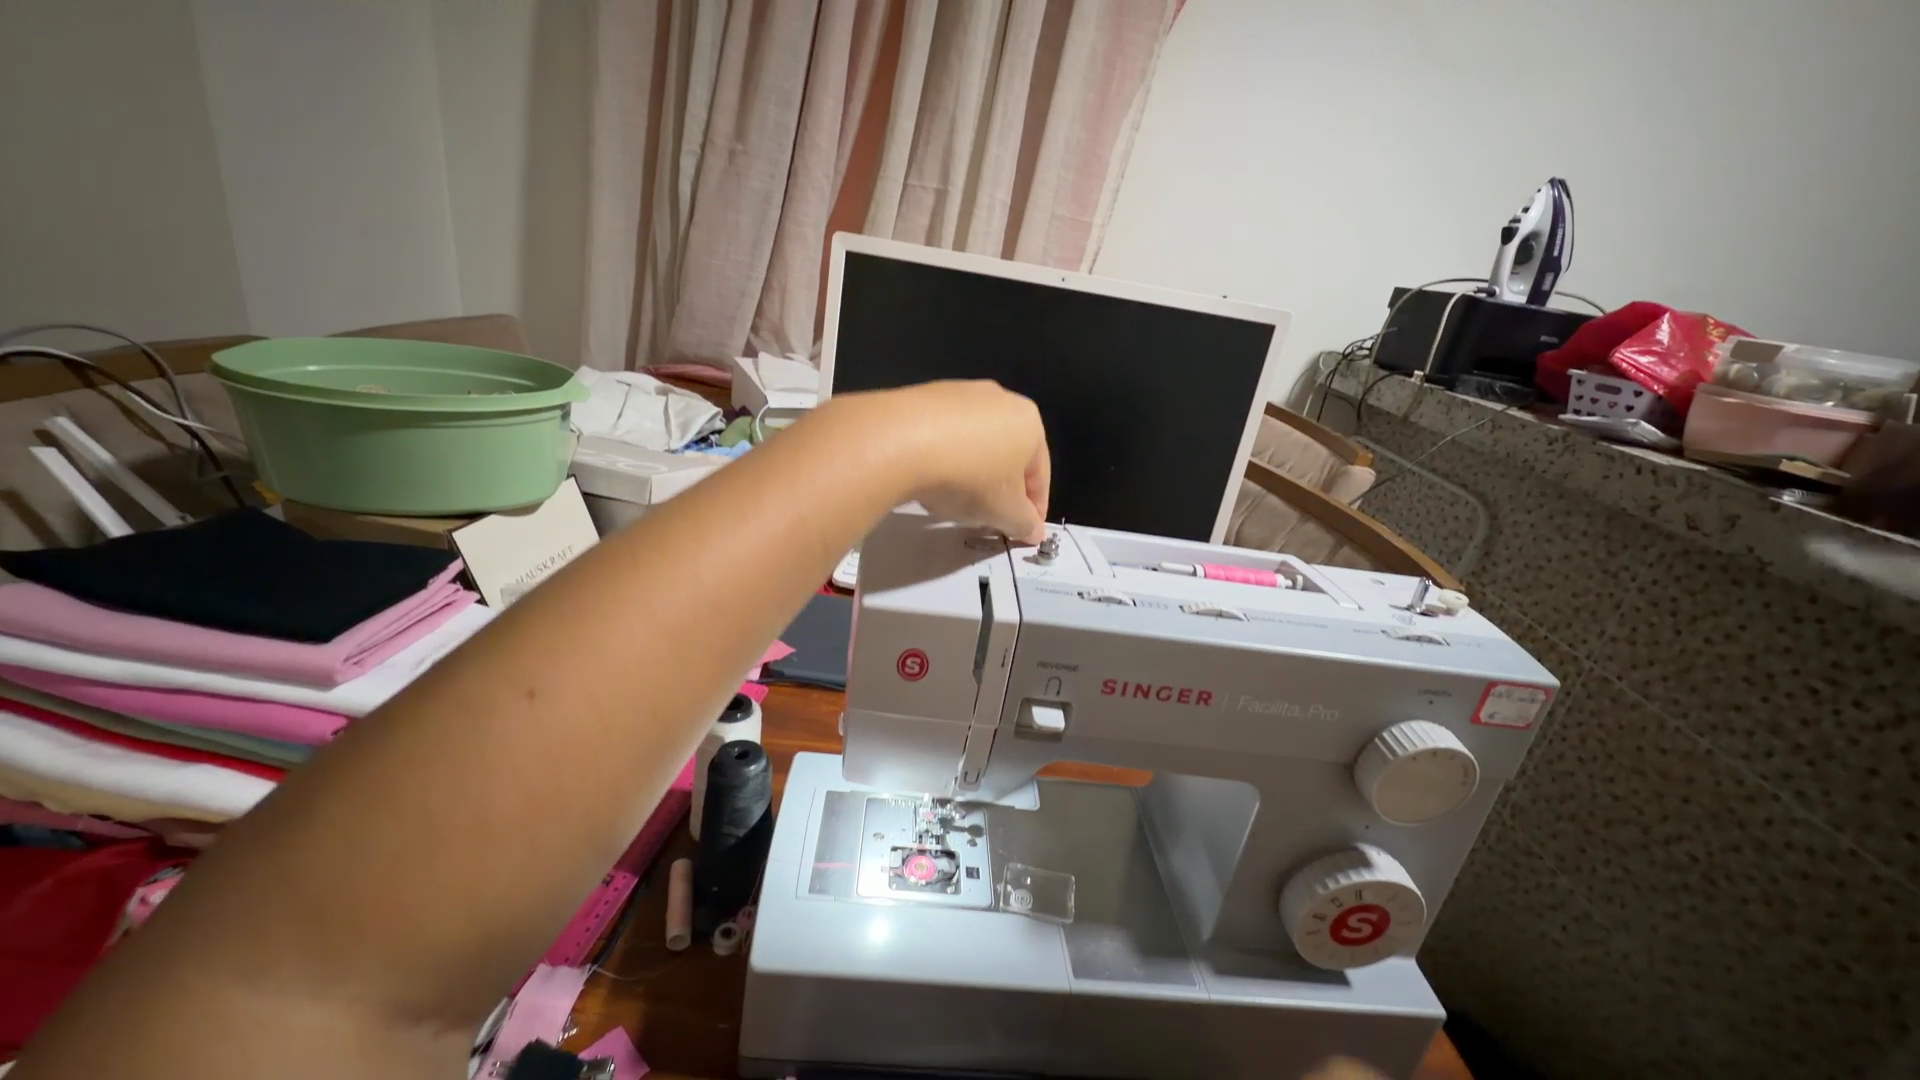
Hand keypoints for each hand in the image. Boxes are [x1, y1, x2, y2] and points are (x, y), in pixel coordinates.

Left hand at [827, 380, 1049, 543]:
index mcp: (1029, 421)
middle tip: (990, 518)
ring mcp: (958, 393)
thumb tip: (1035, 531)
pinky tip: (928, 480)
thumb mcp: (1004, 512)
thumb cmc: (969, 477)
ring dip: (971, 473)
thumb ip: (1024, 523)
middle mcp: (998, 398)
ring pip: (974, 444)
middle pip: (1007, 454)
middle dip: (1001, 488)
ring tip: (955, 502)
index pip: (1040, 473)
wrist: (899, 441)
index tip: (1025, 532)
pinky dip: (942, 458)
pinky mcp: (922, 397)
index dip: (1035, 508)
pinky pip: (942, 435)